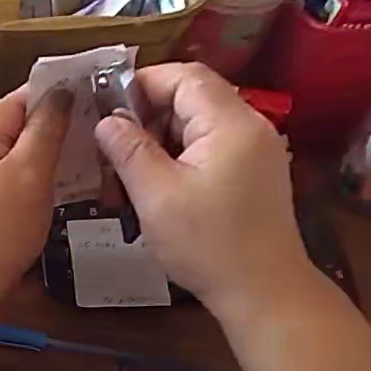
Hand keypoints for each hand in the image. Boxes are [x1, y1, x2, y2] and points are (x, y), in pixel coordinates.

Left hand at [0, 86, 71, 306]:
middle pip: (17, 127)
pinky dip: (36, 178)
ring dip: (48, 155)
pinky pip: (12, 180)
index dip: (55, 94)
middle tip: (97, 129)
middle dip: (55, 127)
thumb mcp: (30, 175)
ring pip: (16, 156)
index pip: (18, 100)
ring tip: (86, 156)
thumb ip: (47, 130)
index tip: (93, 94)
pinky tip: (60, 185)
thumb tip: (61, 93)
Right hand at [94, 63, 317, 321]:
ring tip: (130, 179)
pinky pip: (212, 154)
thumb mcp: (157, 197)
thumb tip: (106, 120)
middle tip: (114, 153)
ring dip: (161, 146)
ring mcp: (257, 154)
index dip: (142, 84)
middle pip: (192, 101)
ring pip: (199, 130)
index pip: (184, 76)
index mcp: (230, 122)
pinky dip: (181, 163)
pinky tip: (159, 193)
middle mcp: (250, 128)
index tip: (106, 108)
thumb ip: (129, 151)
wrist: (264, 294)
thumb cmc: (208, 246)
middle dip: (148, 121)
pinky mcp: (255, 178)